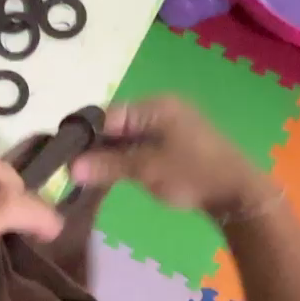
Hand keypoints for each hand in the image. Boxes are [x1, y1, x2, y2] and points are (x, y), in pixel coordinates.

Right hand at [69, 97, 267, 216]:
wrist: (237, 194)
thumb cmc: (192, 175)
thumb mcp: (145, 169)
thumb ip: (106, 165)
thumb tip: (69, 168)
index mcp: (155, 106)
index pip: (107, 114)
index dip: (83, 133)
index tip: (62, 155)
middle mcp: (160, 110)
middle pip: (114, 124)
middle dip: (93, 146)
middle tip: (70, 169)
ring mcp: (167, 127)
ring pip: (124, 137)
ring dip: (106, 155)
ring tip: (84, 174)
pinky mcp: (171, 144)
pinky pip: (137, 146)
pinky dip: (121, 159)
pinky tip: (107, 174)